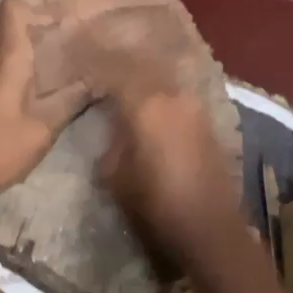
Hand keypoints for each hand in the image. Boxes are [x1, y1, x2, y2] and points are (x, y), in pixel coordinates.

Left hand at [0, 0, 89, 203]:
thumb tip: (94, 82)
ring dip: (16, 70)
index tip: (56, 27)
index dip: (34, 10)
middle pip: (11, 37)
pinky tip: (9, 112)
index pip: (13, 8)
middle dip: (35, 49)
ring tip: (37, 94)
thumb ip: (70, 101)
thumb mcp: (43, 130)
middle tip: (60, 69)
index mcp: (6, 57)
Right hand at [102, 77, 242, 262]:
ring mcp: (195, 107)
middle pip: (144, 67)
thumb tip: (115, 125)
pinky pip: (178, 96)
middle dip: (122, 65)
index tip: (81, 62)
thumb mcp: (116, 176)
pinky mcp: (208, 122)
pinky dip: (162, 94)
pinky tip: (152, 104)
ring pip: (164, 79)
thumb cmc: (155, 205)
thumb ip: (112, 140)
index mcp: (146, 104)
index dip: (97, 64)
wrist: (210, 230)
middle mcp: (173, 96)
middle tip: (102, 66)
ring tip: (126, 82)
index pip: (116, 70)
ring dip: (145, 77)